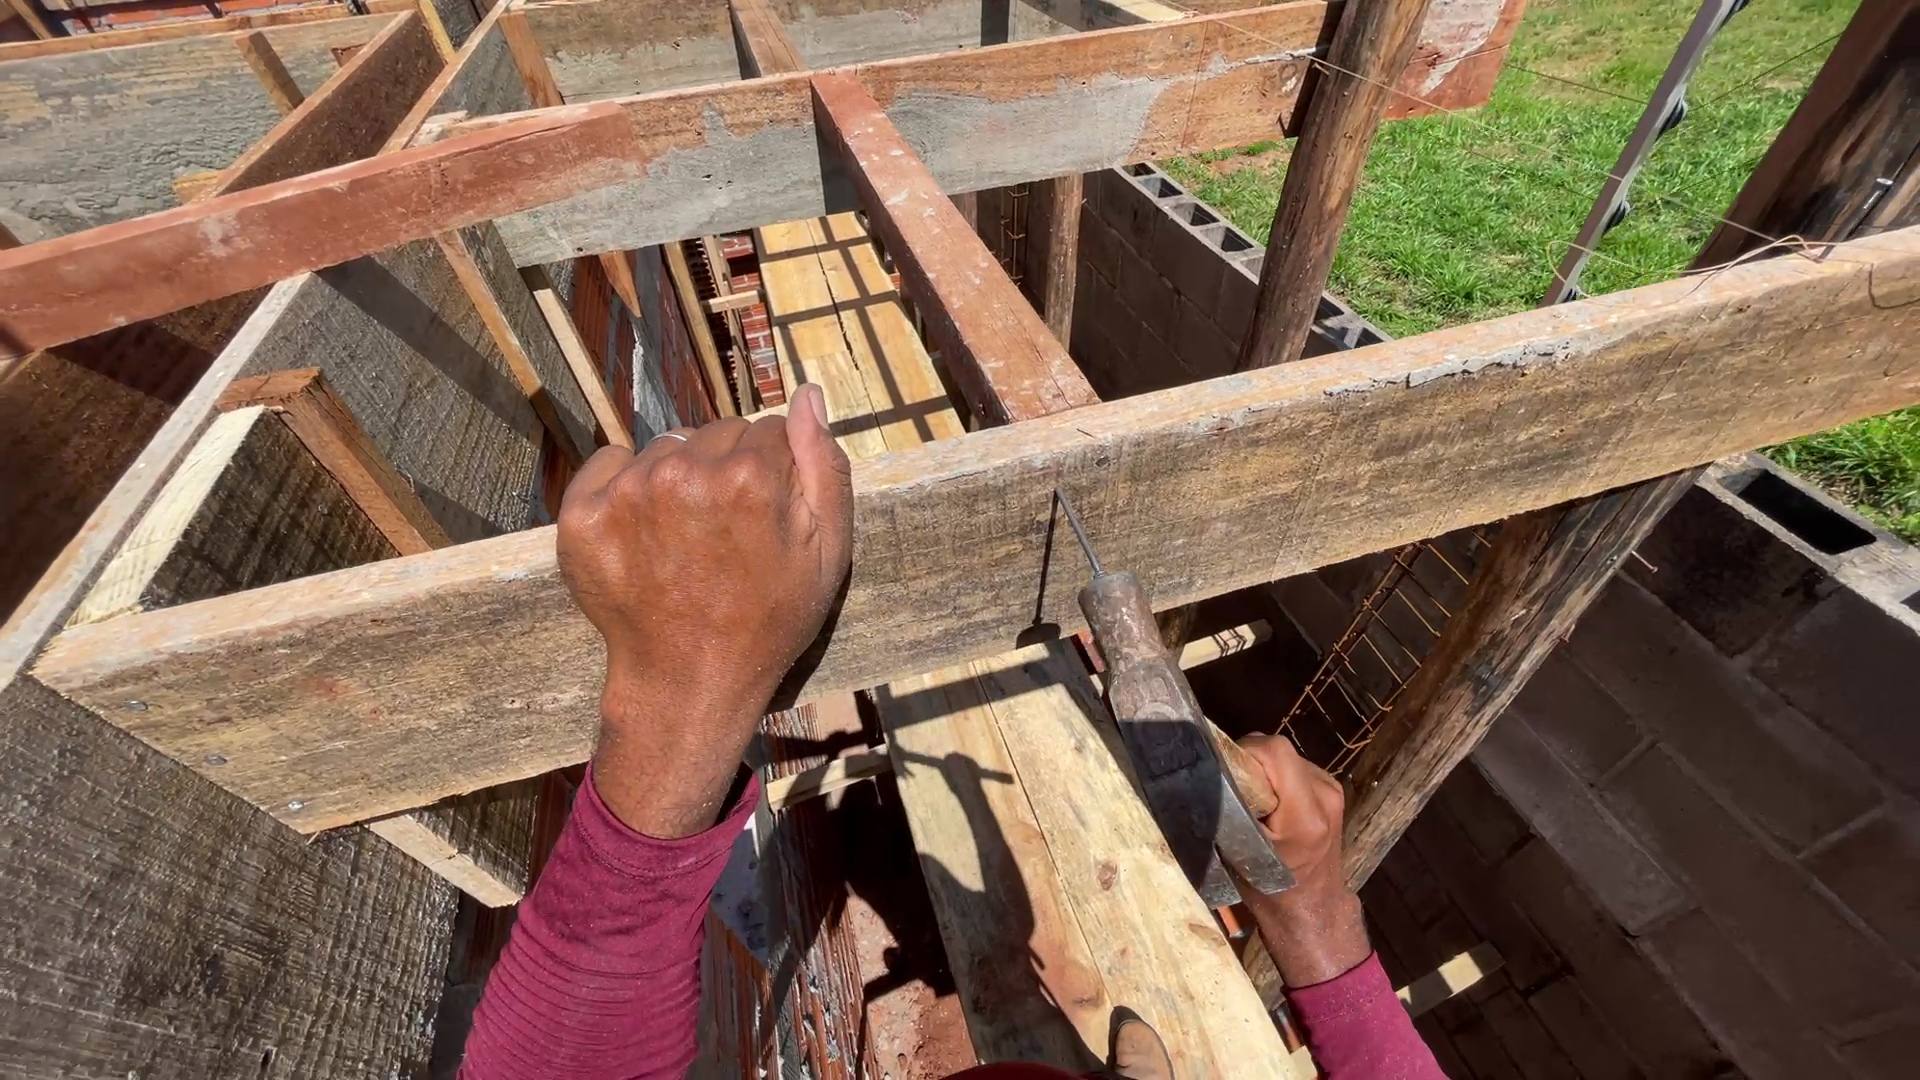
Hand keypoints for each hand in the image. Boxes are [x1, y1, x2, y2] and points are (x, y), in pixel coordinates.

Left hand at [557, 384, 852, 837]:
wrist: (689, 681)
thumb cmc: (770, 620)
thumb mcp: (828, 553)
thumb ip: (824, 466)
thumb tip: (808, 395)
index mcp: (753, 477)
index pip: (771, 429)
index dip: (778, 469)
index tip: (771, 511)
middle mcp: (686, 470)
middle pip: (720, 432)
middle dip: (733, 466)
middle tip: (732, 527)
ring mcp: (628, 490)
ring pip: (670, 445)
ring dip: (684, 474)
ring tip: (689, 532)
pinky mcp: (582, 512)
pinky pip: (612, 461)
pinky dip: (629, 482)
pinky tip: (647, 529)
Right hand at [1237, 735, 1371, 987]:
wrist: (1311, 910)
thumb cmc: (1268, 888)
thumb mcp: (1239, 851)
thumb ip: (1229, 807)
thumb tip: (1204, 767)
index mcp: (1306, 814)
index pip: (1274, 751)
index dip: (1245, 753)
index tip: (1228, 775)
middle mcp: (1325, 795)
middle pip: (1277, 750)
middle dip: (1249, 760)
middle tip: (1234, 789)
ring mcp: (1332, 789)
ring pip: (1283, 755)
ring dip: (1261, 767)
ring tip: (1251, 798)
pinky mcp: (1331, 788)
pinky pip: (1292, 764)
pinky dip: (1274, 774)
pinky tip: (1269, 800)